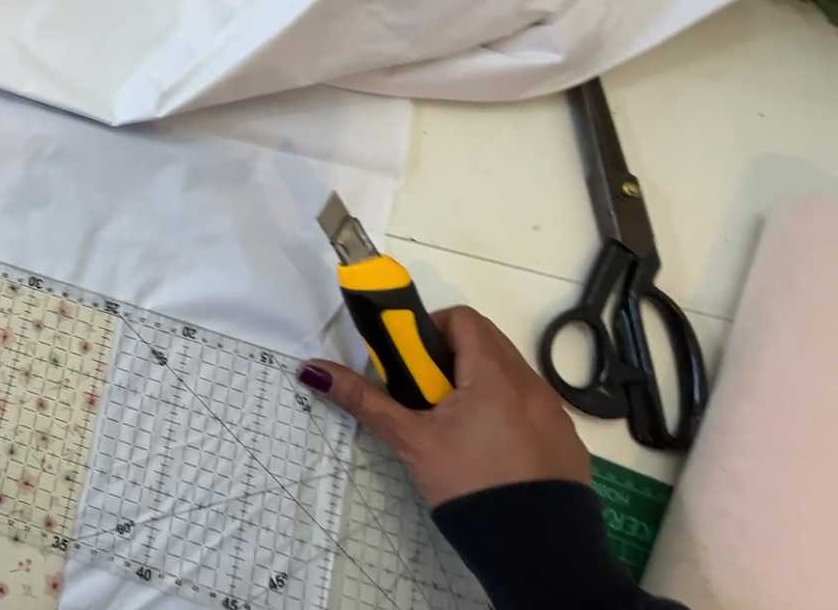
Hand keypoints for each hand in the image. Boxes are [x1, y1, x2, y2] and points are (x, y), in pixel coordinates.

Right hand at [300, 305, 588, 505]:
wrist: (543, 559)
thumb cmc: (470, 485)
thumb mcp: (410, 440)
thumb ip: (362, 399)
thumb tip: (311, 369)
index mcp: (495, 377)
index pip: (461, 318)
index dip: (428, 327)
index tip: (409, 359)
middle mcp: (531, 386)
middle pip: (484, 340)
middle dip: (446, 353)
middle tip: (421, 389)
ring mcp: (554, 415)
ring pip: (507, 372)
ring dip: (473, 379)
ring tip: (449, 420)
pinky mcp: (566, 442)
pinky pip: (528, 403)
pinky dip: (501, 406)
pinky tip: (484, 446)